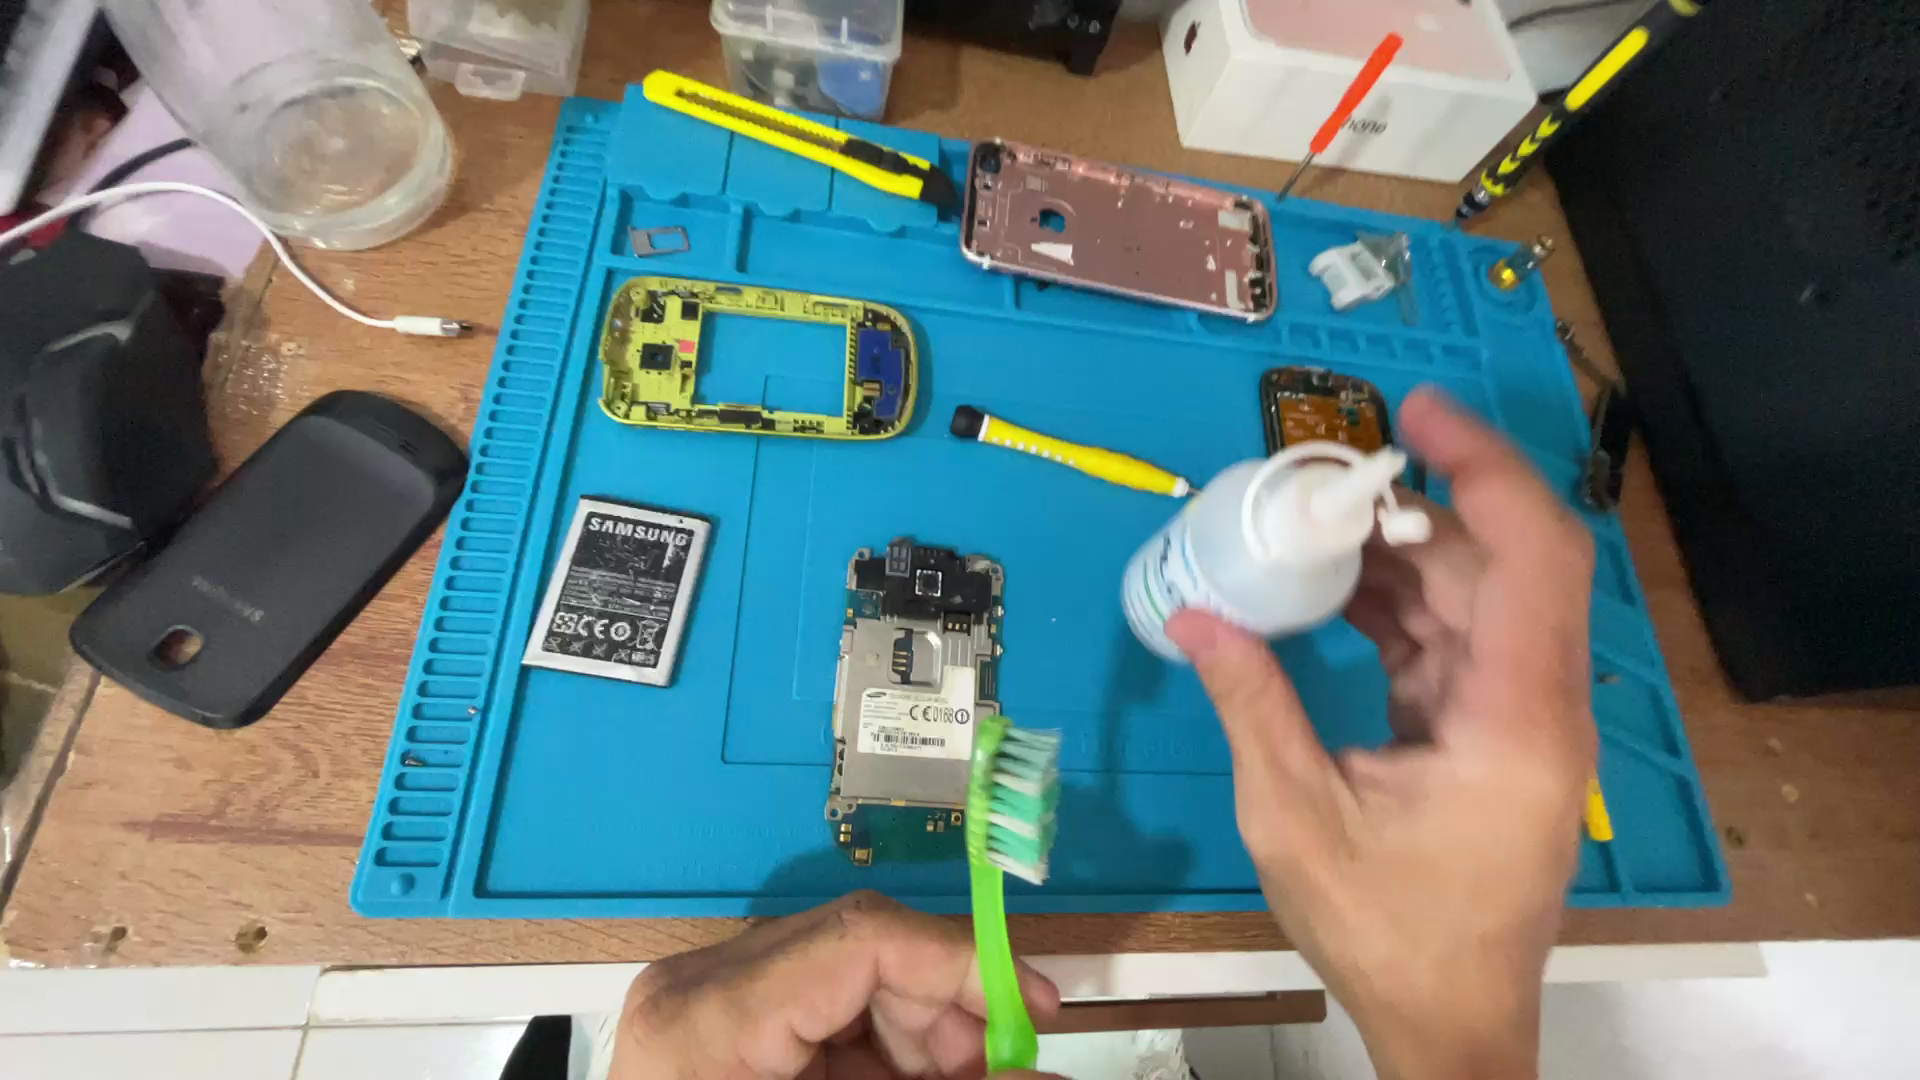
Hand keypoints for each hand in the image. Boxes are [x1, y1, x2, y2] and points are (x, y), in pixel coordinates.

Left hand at [612, 891, 1061, 1079]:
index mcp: (712, 1013)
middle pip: (865, 952)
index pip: (862, 936)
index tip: (1035, 1004)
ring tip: (969, 1079)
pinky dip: (888, 1052)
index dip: (962, 960)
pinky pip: (830, 1017)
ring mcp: (714, 1002)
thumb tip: (1050, 1078)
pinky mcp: (729, 1026)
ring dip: (926, 1035)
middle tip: (1009, 1065)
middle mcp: (707, 984)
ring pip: (855, 981)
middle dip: (949, 1010)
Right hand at [1167, 388, 1594, 1079]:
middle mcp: (1529, 700)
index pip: (1529, 558)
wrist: (1443, 1014)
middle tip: (1313, 481)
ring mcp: (1507, 711)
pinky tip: (1324, 589)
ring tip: (1306, 526)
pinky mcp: (1477, 723)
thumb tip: (1191, 614)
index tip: (1416, 416)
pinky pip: (1439, 635)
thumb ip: (1249, 702)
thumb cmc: (1382, 926)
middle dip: (1405, 509)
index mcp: (1511, 718)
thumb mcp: (1293, 812)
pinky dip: (1384, 601)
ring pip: (1464, 595)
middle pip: (1488, 565)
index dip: (1482, 470)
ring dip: (1389, 553)